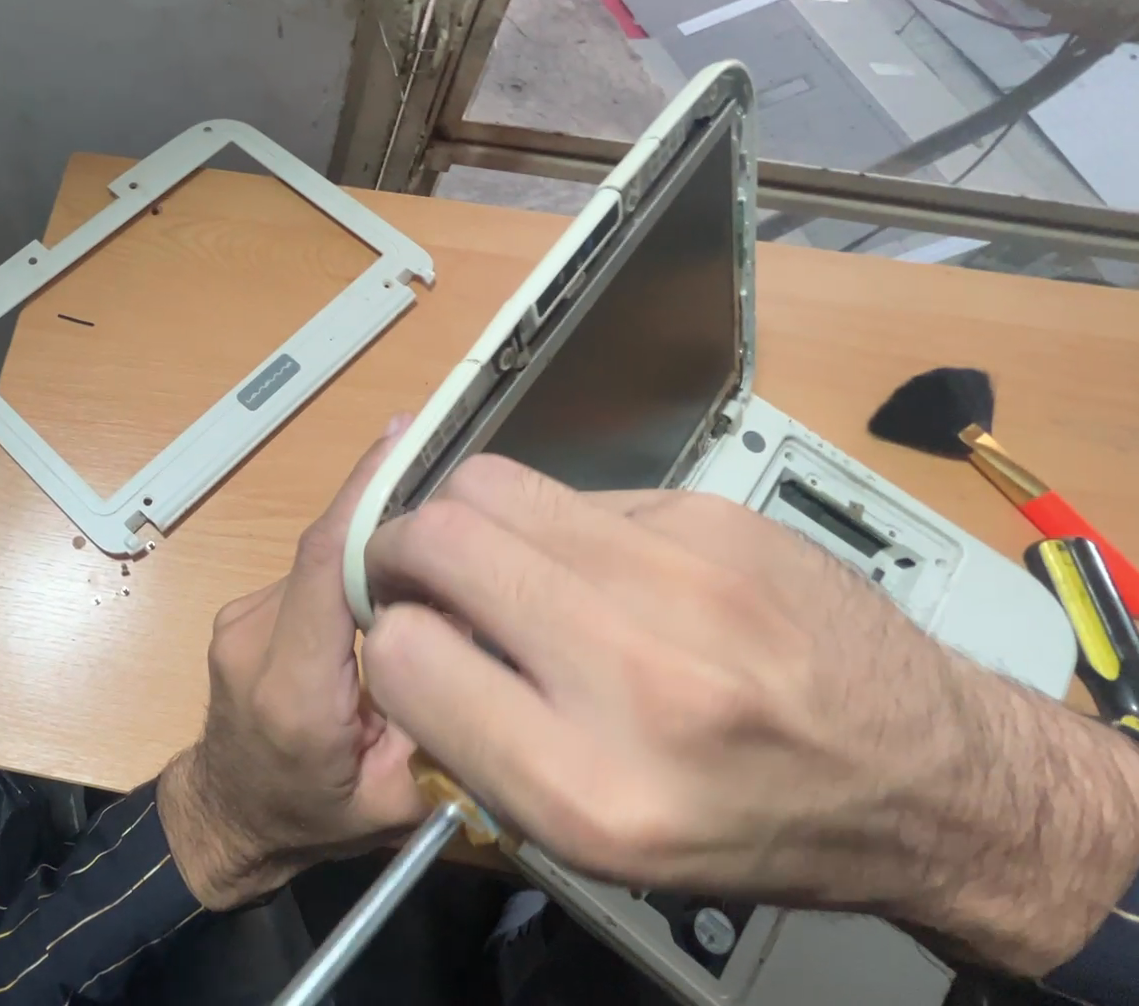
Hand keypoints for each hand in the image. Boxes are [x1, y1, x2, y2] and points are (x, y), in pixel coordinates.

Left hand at [158, 417, 428, 910]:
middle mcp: (252, 639)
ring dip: (370, 560)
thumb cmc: (310, 818)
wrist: (225, 815)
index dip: (362, 496)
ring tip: (425, 581)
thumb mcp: (396, 801)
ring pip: (318, 563)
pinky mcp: (237, 614)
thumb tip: (480, 639)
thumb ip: (442, 728)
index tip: (402, 439)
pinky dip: (345, 577)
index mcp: (292, 688)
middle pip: (326, 555)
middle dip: (390, 532)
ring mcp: (236, 620)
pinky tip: (380, 604)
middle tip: (458, 528)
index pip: (325, 566)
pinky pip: (304, 578)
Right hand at [359, 454, 1138, 973]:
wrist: (934, 782)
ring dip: (460, 517)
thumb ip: (472, 735)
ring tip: (490, 556)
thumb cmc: (739, 827)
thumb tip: (406, 627)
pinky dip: (549, 522)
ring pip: (488, 485)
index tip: (407, 638)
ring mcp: (686, 577)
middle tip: (415, 572)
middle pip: (436, 540)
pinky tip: (589, 562)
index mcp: (588, 789)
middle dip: (397, 549)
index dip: (388, 640)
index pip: (403, 656)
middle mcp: (639, 678)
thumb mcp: (587, 837)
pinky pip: (570, 489)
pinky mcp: (718, 515)